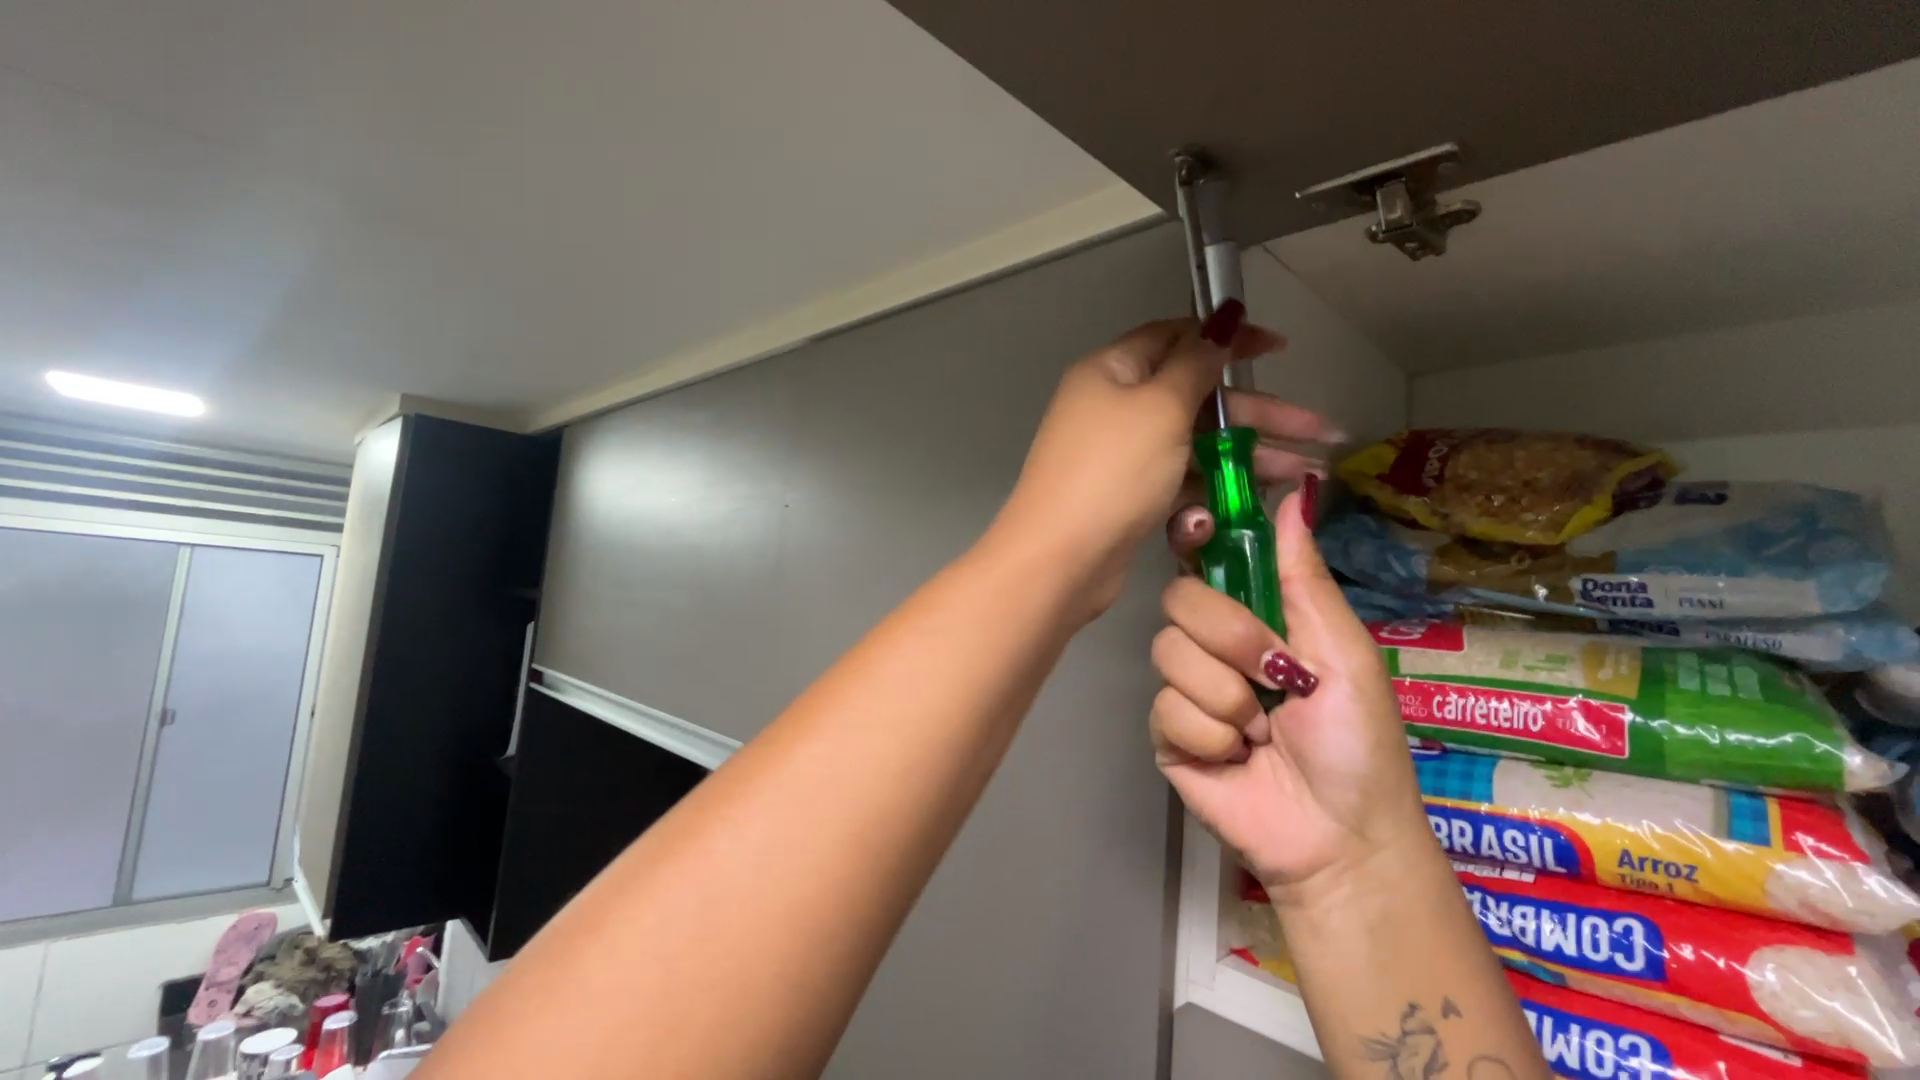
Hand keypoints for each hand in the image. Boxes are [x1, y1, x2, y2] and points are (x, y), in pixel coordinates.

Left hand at [991, 303, 1334, 618]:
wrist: (1059, 561)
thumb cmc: (1111, 474)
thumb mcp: (1159, 408)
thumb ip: (1196, 364)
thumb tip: (1221, 320)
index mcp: (1113, 370)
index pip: (1177, 337)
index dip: (1229, 340)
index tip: (1279, 350)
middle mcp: (1114, 406)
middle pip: (1198, 397)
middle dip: (1260, 414)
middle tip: (1321, 431)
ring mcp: (1121, 455)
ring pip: (1195, 443)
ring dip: (1248, 455)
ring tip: (1306, 473)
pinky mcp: (1129, 496)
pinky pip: (1180, 479)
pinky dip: (1214, 486)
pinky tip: (1254, 501)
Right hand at [1151, 489, 1430, 904]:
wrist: (1339, 837)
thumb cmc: (1358, 741)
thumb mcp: (1343, 652)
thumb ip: (1305, 579)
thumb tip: (1295, 493)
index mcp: (1259, 617)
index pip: (1209, 560)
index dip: (1199, 541)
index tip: (1201, 531)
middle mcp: (1216, 646)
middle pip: (1180, 600)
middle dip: (1232, 638)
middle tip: (1275, 676)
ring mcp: (1188, 690)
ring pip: (1169, 656)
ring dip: (1228, 699)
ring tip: (1261, 733)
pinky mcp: (1167, 735)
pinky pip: (1166, 709)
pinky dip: (1211, 737)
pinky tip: (1236, 759)